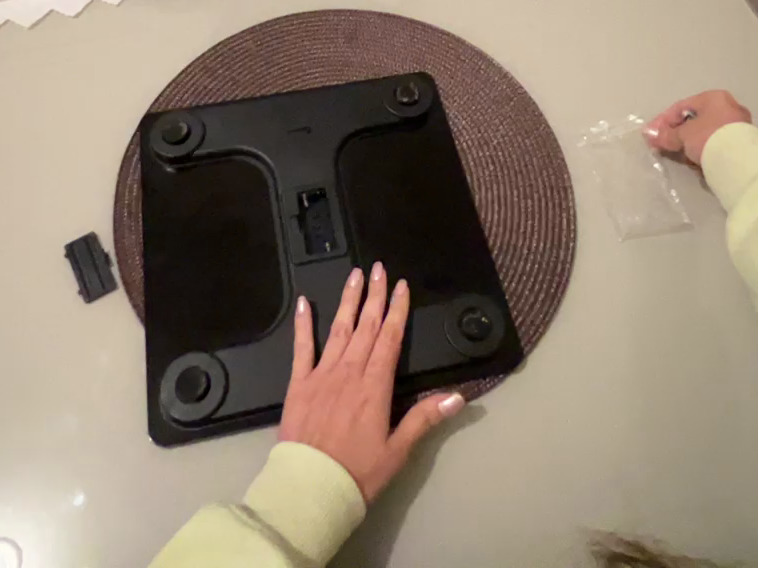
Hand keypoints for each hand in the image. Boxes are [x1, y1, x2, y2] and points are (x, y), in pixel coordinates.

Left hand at [280, 262, 463, 503]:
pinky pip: (301, 347)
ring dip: (348, 300)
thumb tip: (458, 396)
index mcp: (375, 385)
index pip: (389, 338)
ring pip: (338, 328)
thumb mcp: (398, 451)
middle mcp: (349, 371)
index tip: (401, 287)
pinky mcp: (298, 383)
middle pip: (366, 326)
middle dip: (375, 295)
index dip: (397, 310)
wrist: (310, 489)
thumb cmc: (358, 473)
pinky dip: (303, 324)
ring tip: (354, 275)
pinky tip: (304, 303)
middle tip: (379, 268)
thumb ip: (425, 418)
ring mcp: (321, 374)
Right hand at [644, 90, 751, 165]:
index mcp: (714, 97)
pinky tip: (696, 162)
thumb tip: (650, 135)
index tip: (651, 134)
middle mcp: (729, 107)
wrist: (739, 160)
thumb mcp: (682, 135)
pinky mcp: (743, 143)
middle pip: (694, 121)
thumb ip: (665, 135)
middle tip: (664, 145)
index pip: (681, 107)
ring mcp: (738, 125)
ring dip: (690, 144)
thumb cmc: (708, 137)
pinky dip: (704, 151)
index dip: (662, 121)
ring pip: (705, 134)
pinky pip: (716, 144)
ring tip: (680, 156)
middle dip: (677, 134)